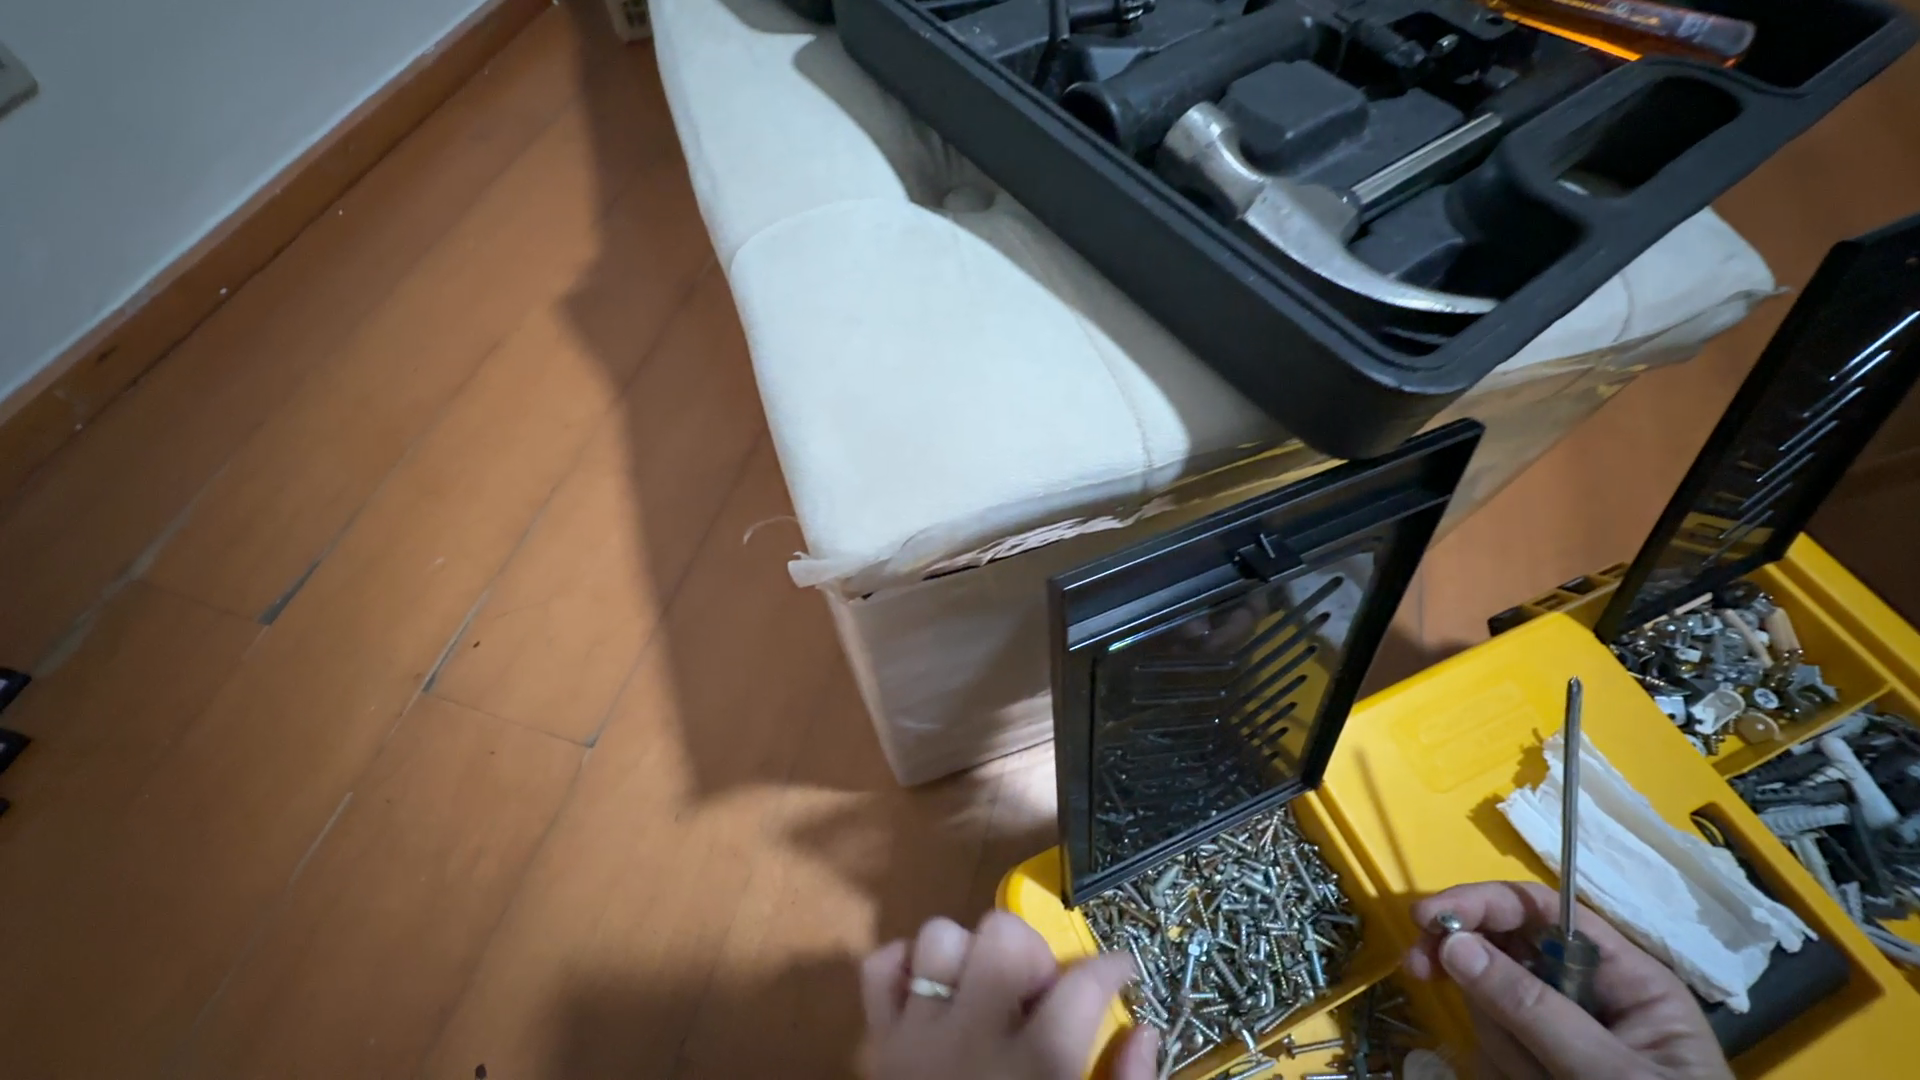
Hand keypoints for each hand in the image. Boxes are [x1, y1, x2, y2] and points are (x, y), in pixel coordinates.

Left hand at [861, 913, 1158, 1079]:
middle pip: (1001, 937)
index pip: (1081, 987)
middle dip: (1030, 948)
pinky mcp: (880, 1043)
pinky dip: (906, 966)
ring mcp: (919, 1036)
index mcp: (1035, 1068)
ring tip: (986, 991)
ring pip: (939, 938)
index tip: (1121, 968)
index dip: (1110, 966)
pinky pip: (881, 967)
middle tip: (1040, 988)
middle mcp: (973, 1038)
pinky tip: (935, 995)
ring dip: (968, 953)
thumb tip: (1144, 1032)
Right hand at [1403, 882, 1731, 1079]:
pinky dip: (1501, 1063)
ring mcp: (1561, 1029)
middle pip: (1503, 948)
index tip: (1425, 917)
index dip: (1479, 901)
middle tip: (1419, 972)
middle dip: (1471, 972)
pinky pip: (1494, 1040)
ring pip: (1492, 999)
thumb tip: (1451, 942)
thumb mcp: (1611, 1074)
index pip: (1539, 909)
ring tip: (1533, 1078)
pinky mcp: (1541, 1060)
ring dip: (1498, 1037)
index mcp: (1625, 978)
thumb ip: (1535, 1010)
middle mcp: (1589, 992)